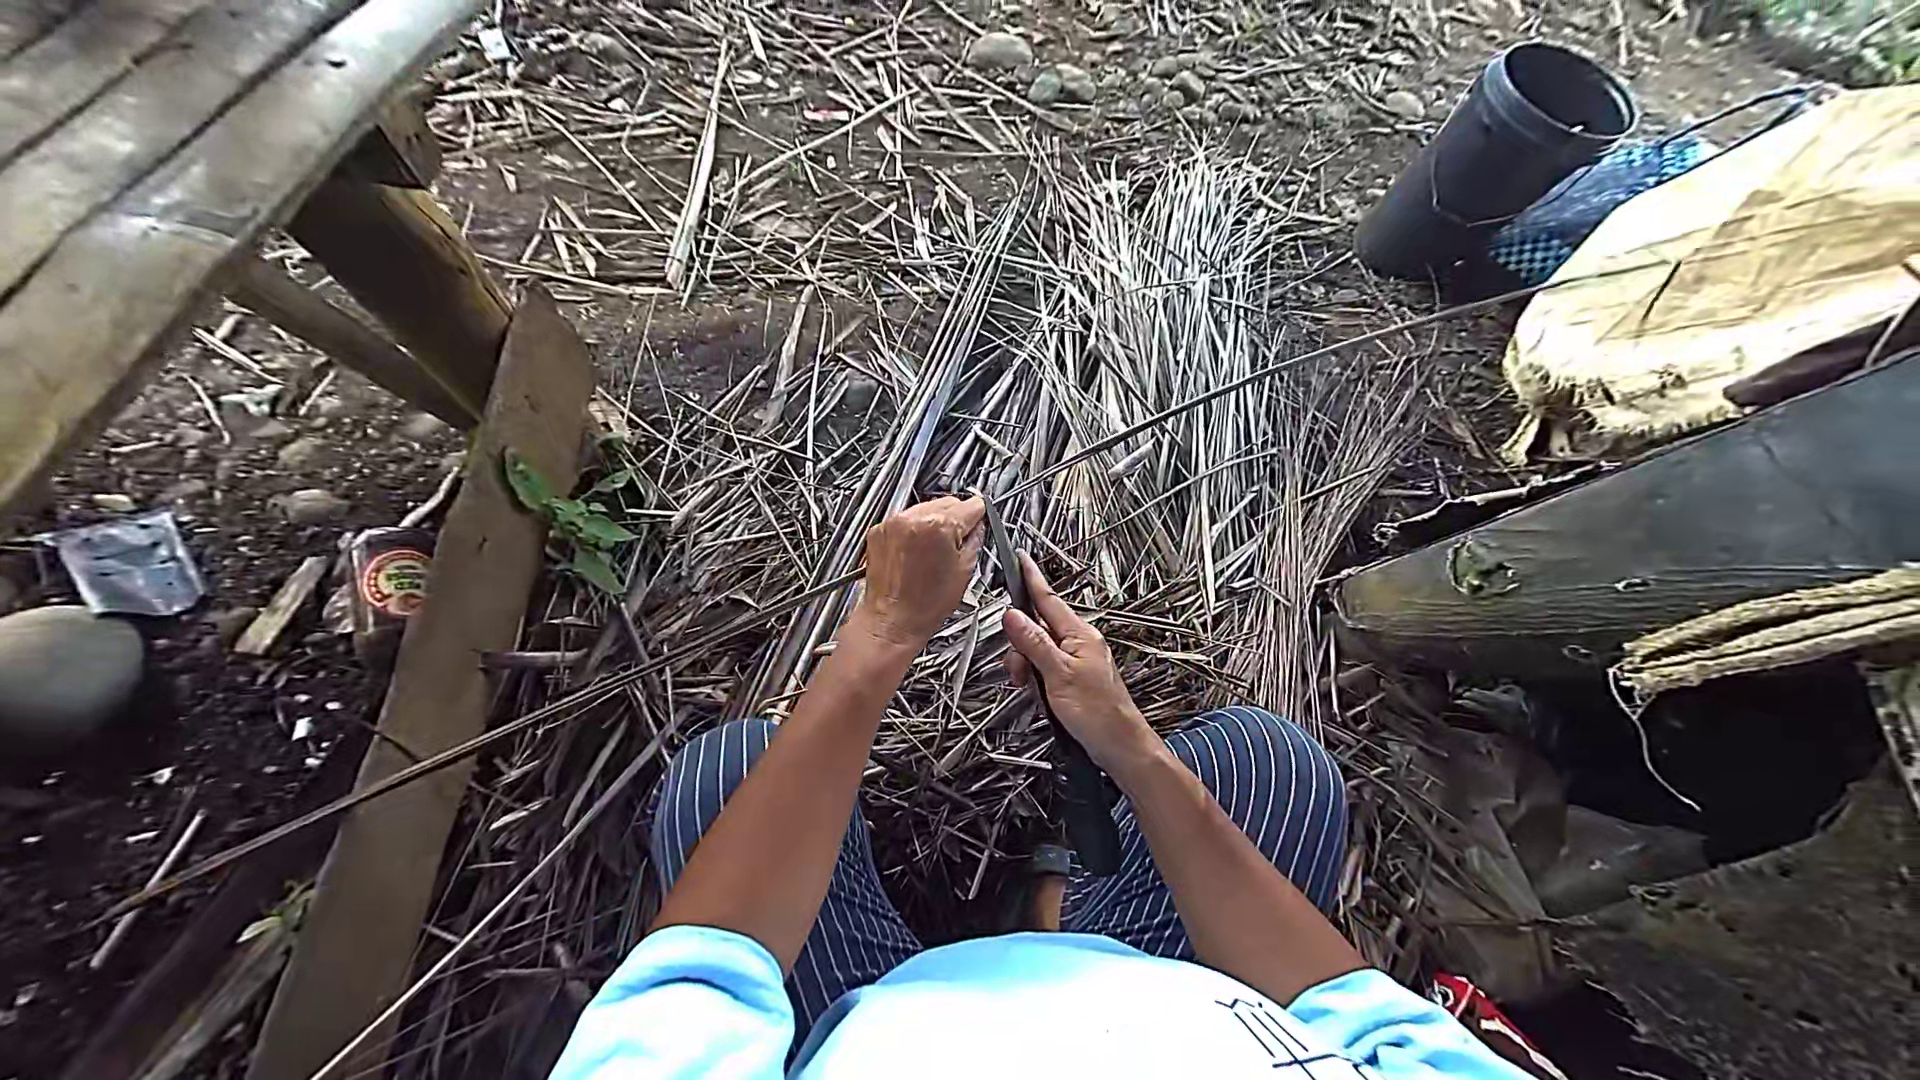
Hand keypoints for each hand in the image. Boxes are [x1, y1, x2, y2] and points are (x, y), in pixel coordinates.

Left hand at [855, 495, 984, 646]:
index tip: (978, 523)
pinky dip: (914, 530)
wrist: (892, 620)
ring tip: (934, 552)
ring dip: (934, 523)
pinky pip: (906, 519)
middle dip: (956, 519)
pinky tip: (916, 553)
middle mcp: (914, 518)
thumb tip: (978, 525)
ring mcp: (895, 523)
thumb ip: (976, 539)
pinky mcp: (880, 530)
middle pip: (948, 502)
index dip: (979, 516)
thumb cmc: (924, 604)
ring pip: (926, 508)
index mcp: (939, 526)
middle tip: (956, 544)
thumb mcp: (965, 570)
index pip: (972, 505)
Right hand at [1001, 552, 1160, 774]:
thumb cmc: (1099, 715)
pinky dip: (1036, 676)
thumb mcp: (1058, 676)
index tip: (1020, 558)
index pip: (1048, 598)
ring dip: (1026, 665)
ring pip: (1038, 648)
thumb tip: (1013, 616)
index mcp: (1079, 634)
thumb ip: (1034, 643)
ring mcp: (1077, 659)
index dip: (1031, 577)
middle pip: (1037, 628)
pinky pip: (1046, 665)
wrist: (1120, 747)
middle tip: (1019, 670)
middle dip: (1020, 646)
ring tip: (1030, 686)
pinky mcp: (1073, 675)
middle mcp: (1079, 642)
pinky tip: (1038, 692)